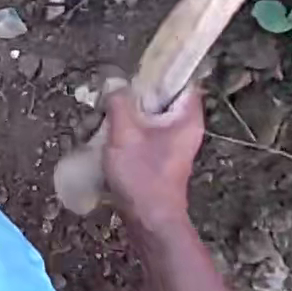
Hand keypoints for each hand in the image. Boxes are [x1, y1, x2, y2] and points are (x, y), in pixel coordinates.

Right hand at [102, 83, 205, 230]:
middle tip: (111, 98)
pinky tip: (108, 139)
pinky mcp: (160, 157)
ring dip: (126, 116)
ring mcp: (173, 144)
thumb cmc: (142, 176)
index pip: (181, 80)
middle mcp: (185, 128)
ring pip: (149, 117)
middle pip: (160, 98)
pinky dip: (127, 132)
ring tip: (104, 120)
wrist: (150, 219)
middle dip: (134, 96)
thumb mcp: (125, 134)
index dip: (159, 71)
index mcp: (187, 118)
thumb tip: (114, 83)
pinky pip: (144, 134)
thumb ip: (119, 103)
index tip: (134, 71)